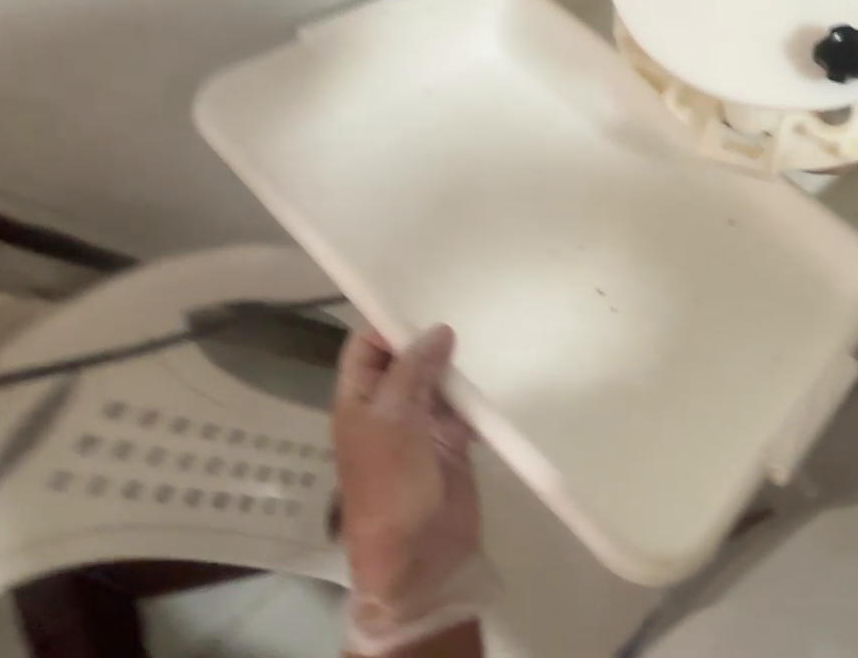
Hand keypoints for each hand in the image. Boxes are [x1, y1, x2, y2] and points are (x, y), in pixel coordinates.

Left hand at [334, 324, 492, 655]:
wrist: (418, 557)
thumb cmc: (391, 485)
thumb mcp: (394, 420)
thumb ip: (414, 370)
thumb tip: (439, 329)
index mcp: (359, 400)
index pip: (366, 346)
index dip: (389, 324)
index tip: (425, 299)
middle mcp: (388, 407)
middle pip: (406, 359)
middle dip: (431, 338)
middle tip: (468, 304)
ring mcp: (421, 424)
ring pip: (438, 380)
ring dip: (458, 364)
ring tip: (489, 330)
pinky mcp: (453, 441)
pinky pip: (465, 406)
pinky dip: (478, 393)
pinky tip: (498, 372)